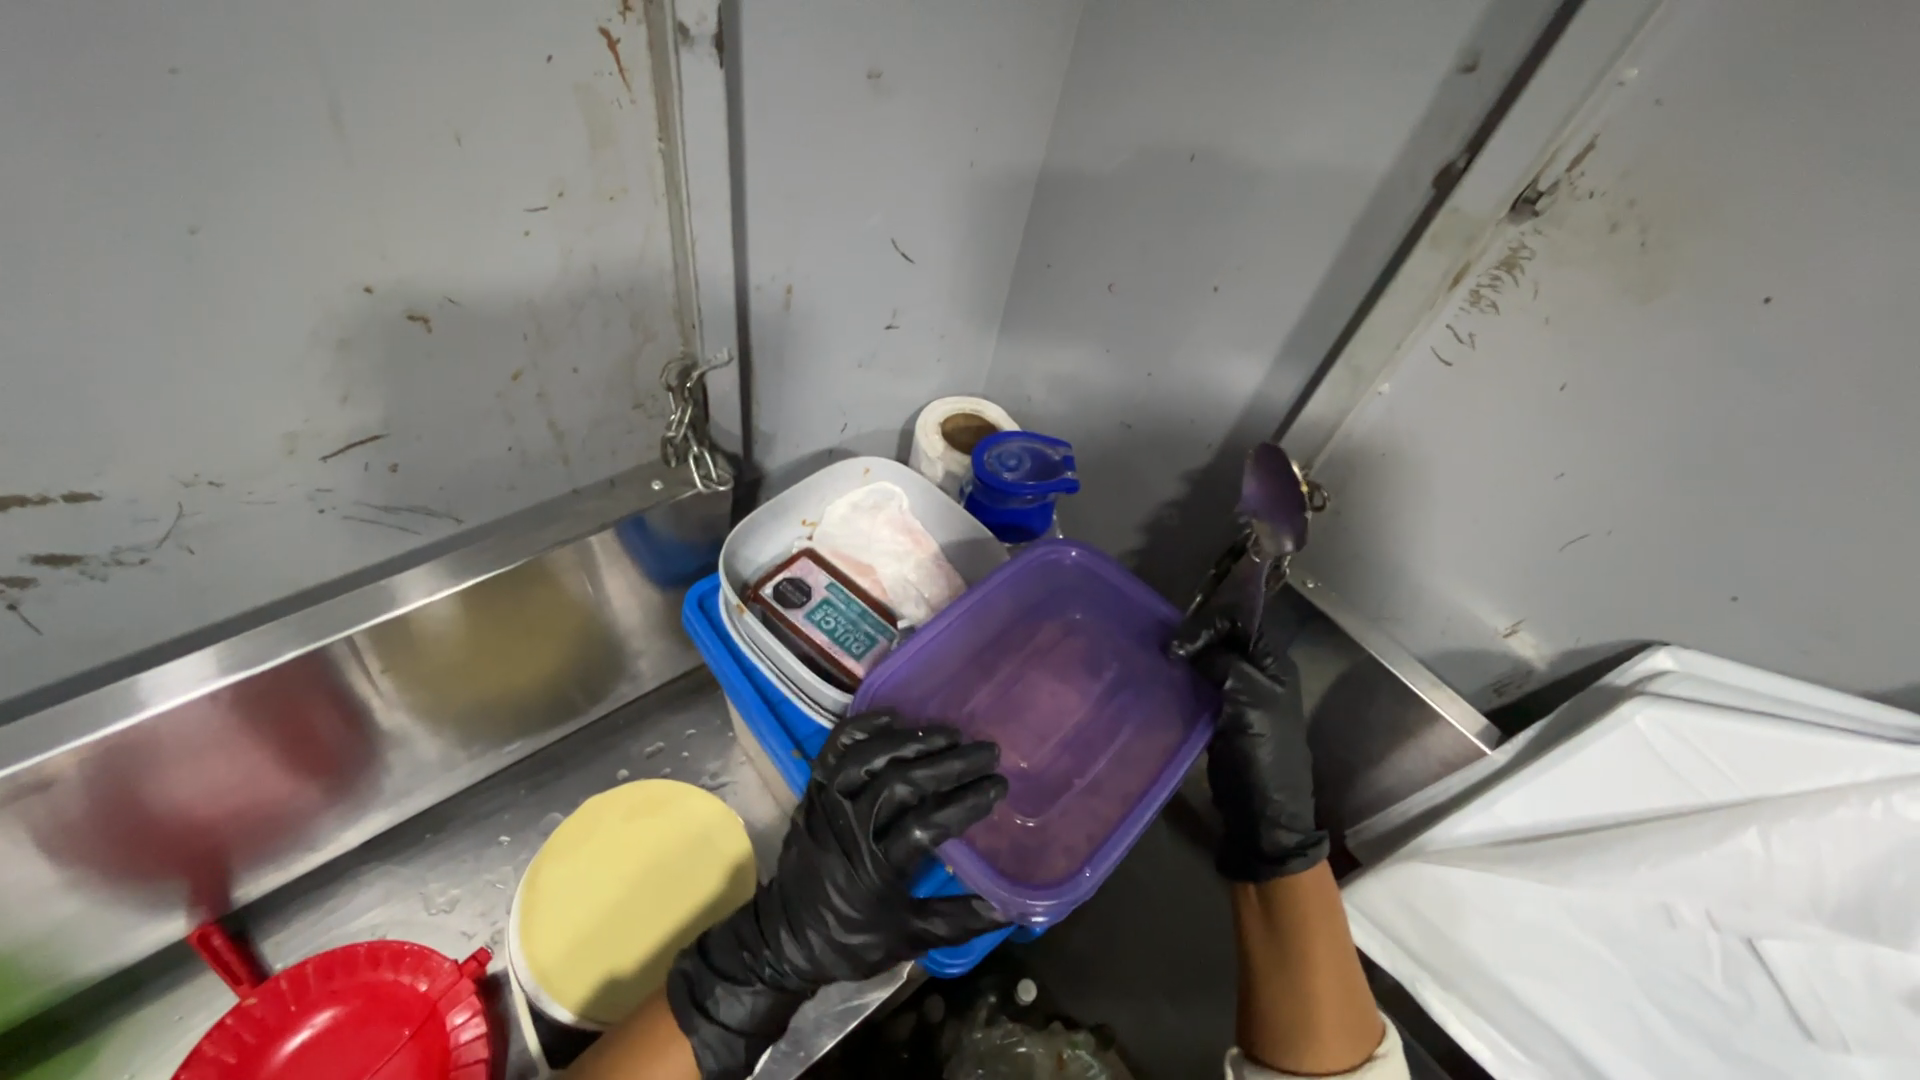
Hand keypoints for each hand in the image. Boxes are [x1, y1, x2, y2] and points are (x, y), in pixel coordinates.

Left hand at [668, 713, 1008, 1078]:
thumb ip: (958, 921)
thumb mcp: (906, 940)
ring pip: (869, 759)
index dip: (965, 803)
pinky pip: (834, 749)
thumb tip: (1011, 908)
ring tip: (952, 735)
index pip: (927, 826)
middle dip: (950, 765)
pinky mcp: (813, 789)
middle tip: (987, 752)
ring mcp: (826, 803)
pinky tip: (896, 717)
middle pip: (902, 784)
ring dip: (913, 741)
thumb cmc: (848, 939)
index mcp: (875, 869)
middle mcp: (848, 828)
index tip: (998, 787)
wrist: (782, 937)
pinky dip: (862, 727)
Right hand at [1170, 613, 1328, 882]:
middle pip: (1222, 639)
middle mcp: (1258, 673)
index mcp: (1273, 663)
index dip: (1208, 623)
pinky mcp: (1220, 717)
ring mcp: (1238, 696)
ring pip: (1208, 663)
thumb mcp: (1247, 699)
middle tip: (1161, 649)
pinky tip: (1162, 683)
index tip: (1176, 645)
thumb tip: (1187, 646)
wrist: (1263, 815)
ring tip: (1157, 662)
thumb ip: (1222, 662)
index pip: (1240, 620)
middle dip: (1193, 638)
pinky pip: (1199, 687)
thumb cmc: (1261, 753)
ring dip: (1185, 660)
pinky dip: (1181, 681)